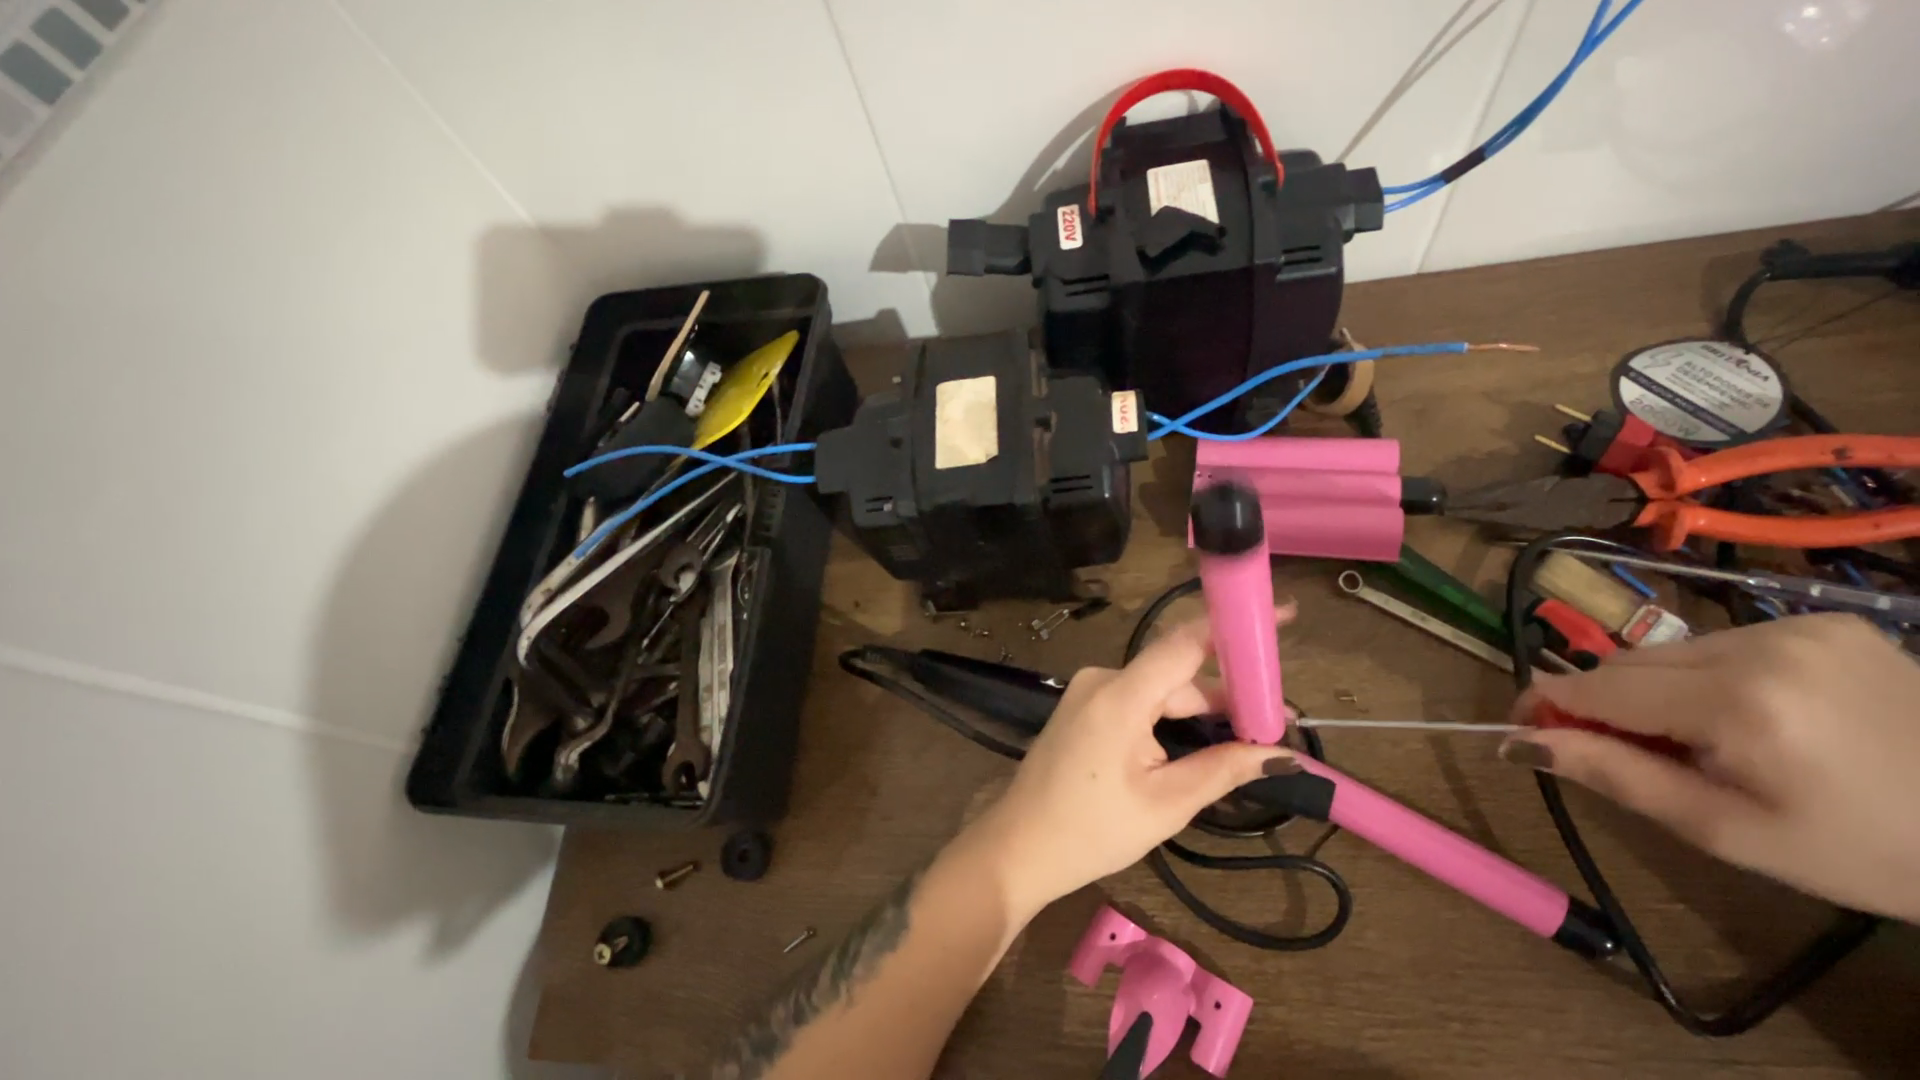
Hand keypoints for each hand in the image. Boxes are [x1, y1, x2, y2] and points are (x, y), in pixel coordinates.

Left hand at [951, 614, 1296, 919]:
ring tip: (1244, 740)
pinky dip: (1170, 716)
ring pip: (1159, 689)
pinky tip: (1198, 741)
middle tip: (1275, 724)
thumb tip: (1283, 754)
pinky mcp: (1083, 707)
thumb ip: (1224, 769)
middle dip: (1227, 695)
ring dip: (1199, 710)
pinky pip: (1138, 700)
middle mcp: (1102, 679)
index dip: (1235, 626)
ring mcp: (1088, 691)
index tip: (1283, 614)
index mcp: (1119, 696)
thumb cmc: (1092, 832)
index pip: (1185, 643)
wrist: (1019, 849)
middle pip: (1177, 673)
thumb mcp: (1167, 804)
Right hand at [1501, 613, 1919, 919]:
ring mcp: (1798, 625)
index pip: (1599, 688)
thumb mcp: (1725, 831)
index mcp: (1738, 703)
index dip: (1546, 705)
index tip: (1516, 727)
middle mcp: (1761, 644)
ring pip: (1671, 651)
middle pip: (1630, 664)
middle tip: (1613, 752)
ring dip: (1655, 690)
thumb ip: (1615, 776)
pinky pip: (1723, 643)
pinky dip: (1706, 676)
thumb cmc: (1860, 850)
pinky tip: (1744, 713)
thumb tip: (1520, 743)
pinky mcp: (1826, 620)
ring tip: (1694, 740)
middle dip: (1603, 703)